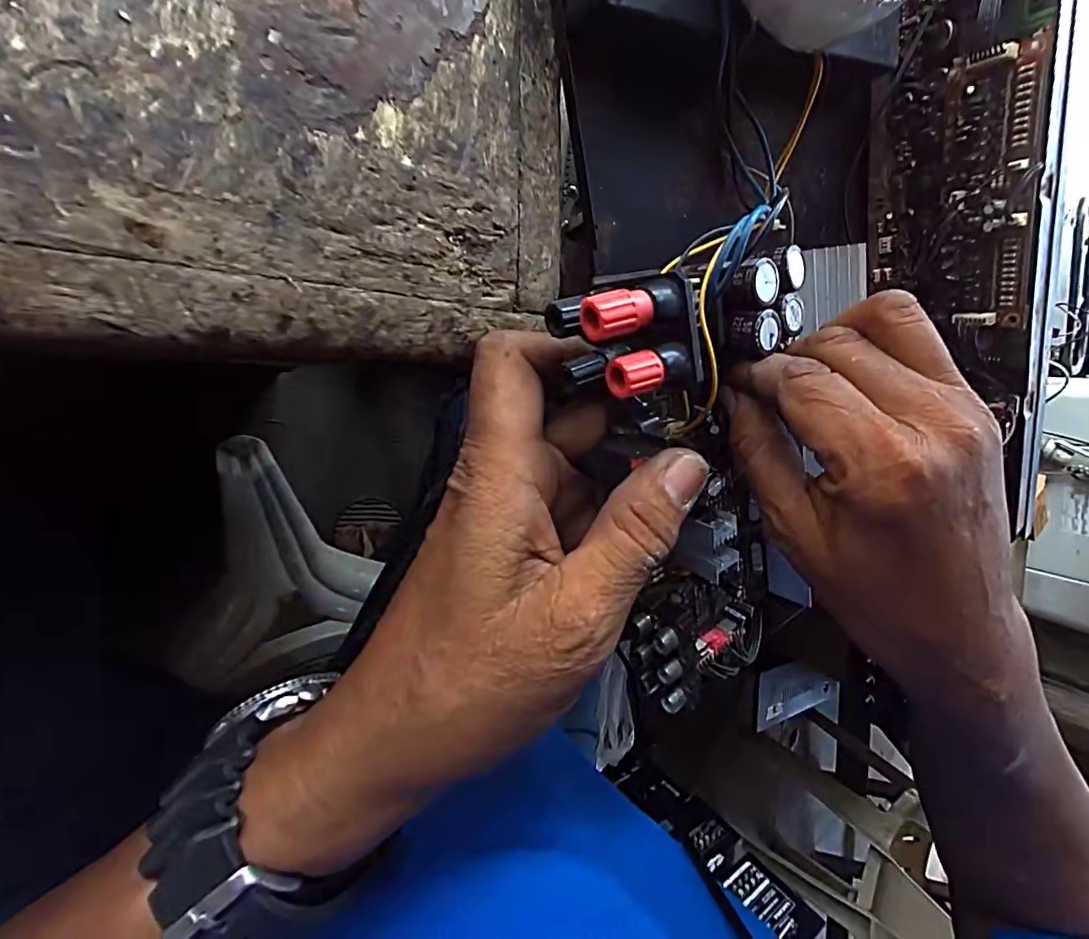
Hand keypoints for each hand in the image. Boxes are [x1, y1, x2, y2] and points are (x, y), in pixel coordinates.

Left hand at [240, 331, 709, 874]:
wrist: (396, 744)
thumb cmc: (468, 686)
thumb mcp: (576, 613)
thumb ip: (636, 534)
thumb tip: (686, 466)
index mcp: (500, 477)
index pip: (512, 364)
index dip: (566, 344)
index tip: (631, 358)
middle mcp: (503, 480)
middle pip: (564, 409)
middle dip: (628, 413)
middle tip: (692, 429)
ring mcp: (511, 511)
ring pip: (578, 457)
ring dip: (628, 464)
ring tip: (684, 481)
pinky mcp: (519, 542)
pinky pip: (575, 499)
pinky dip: (614, 504)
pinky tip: (653, 525)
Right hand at [725, 290, 1029, 709]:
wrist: (963, 629)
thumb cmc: (893, 602)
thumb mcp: (801, 536)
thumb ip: (761, 455)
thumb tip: (740, 401)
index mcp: (885, 465)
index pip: (804, 378)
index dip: (760, 373)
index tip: (743, 381)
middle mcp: (934, 425)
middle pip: (840, 341)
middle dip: (791, 355)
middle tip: (771, 383)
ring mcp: (963, 410)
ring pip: (889, 316)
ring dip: (839, 331)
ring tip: (816, 369)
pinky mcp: (974, 409)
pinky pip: (923, 338)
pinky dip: (880, 342)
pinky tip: (857, 376)